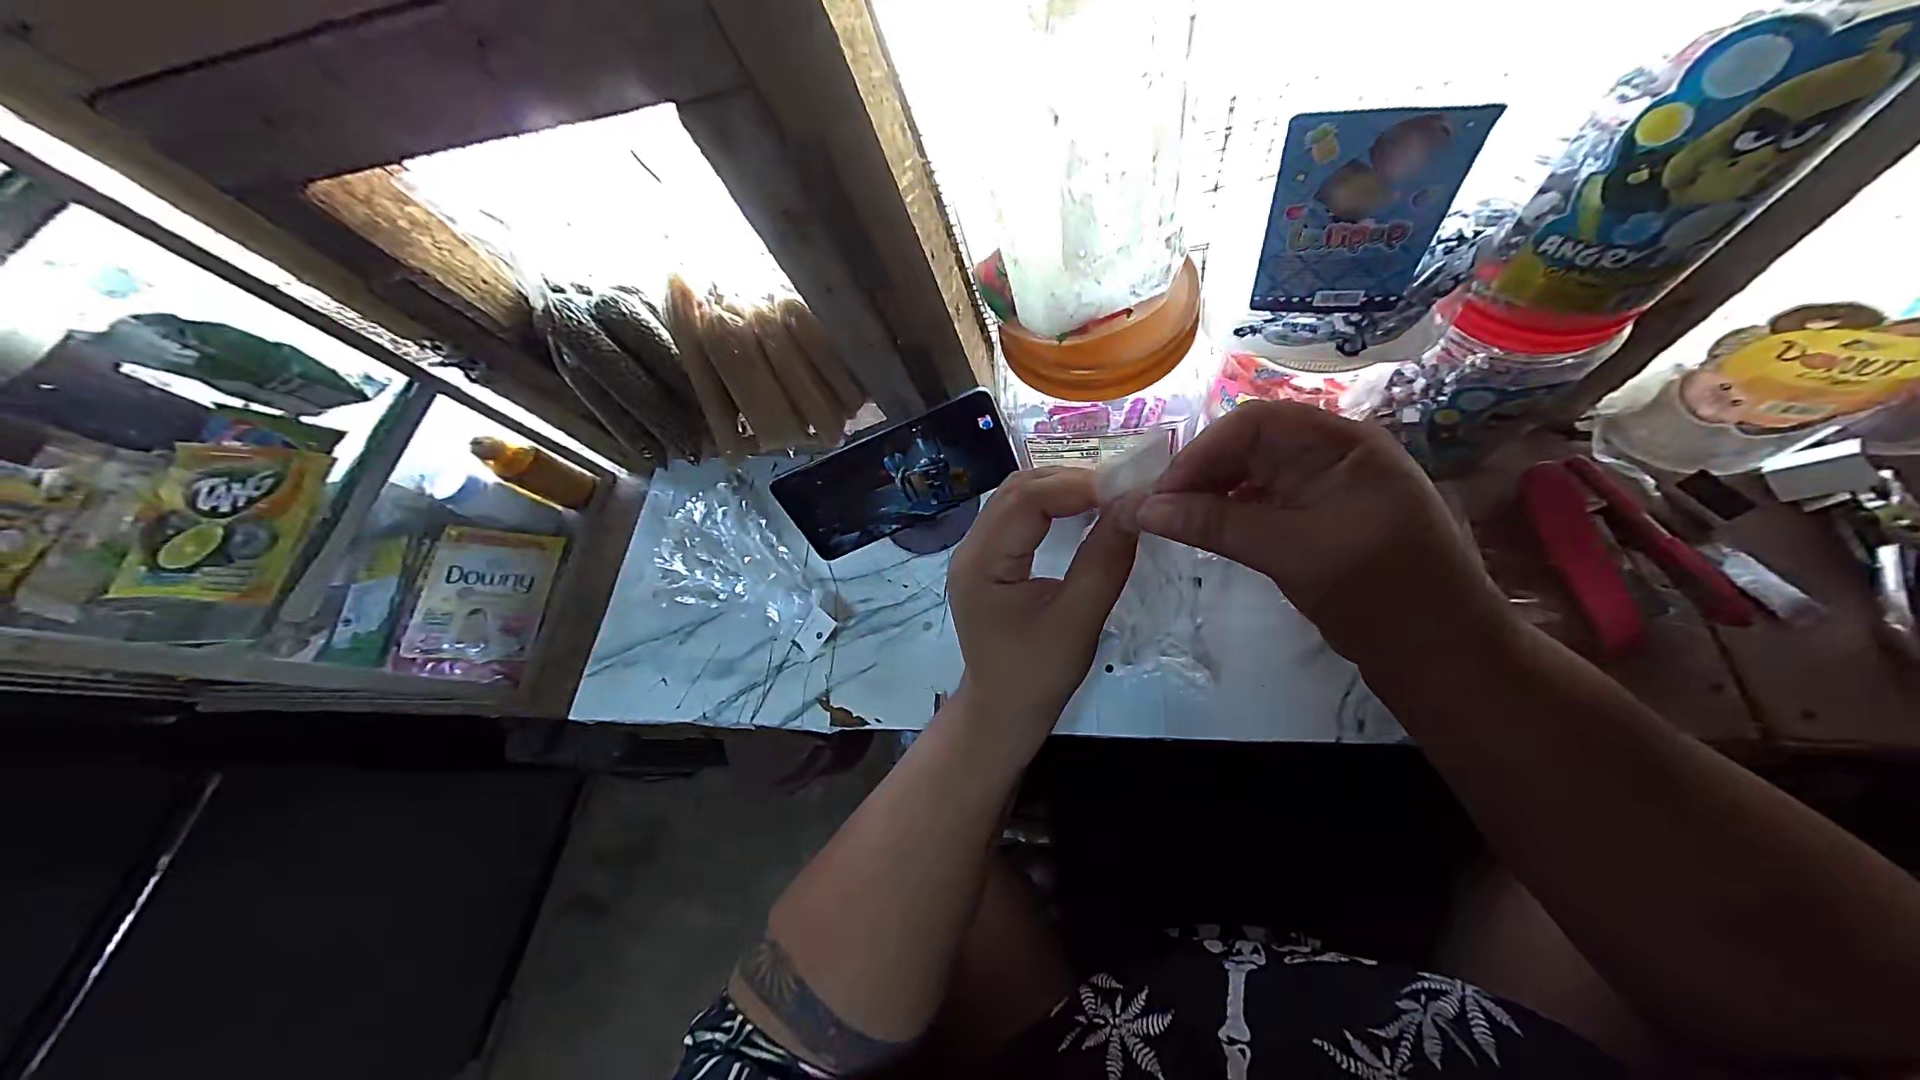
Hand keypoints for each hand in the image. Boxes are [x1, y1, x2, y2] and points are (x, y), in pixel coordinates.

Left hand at [947, 468, 1138, 740]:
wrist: (1003, 708)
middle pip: (1017, 490)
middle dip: (1071, 480)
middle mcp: (970, 548)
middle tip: (1123, 487)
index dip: (1077, 486)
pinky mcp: (988, 558)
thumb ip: (1105, 561)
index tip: (1127, 487)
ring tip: (1108, 494)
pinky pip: (1018, 515)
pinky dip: (1052, 505)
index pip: (1025, 501)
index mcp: (981, 564)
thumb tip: (1135, 506)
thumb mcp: (1079, 622)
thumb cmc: (1038, 675)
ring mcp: (975, 551)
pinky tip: (1082, 509)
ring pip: (1017, 497)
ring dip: (1062, 488)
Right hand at [1134, 402, 1511, 665]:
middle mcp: (1334, 454)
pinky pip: (1263, 500)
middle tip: (1159, 512)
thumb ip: (1216, 524)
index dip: (1201, 452)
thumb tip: (1142, 509)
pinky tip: (1207, 531)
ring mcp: (1327, 487)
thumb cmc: (1380, 594)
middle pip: (1249, 444)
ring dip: (1211, 493)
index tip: (1161, 495)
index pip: (1254, 423)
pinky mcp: (1319, 518)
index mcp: (1342, 444)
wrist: (1443, 657)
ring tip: (1175, 523)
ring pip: (1252, 474)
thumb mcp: (1291, 553)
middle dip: (1201, 472)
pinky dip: (1230, 512)